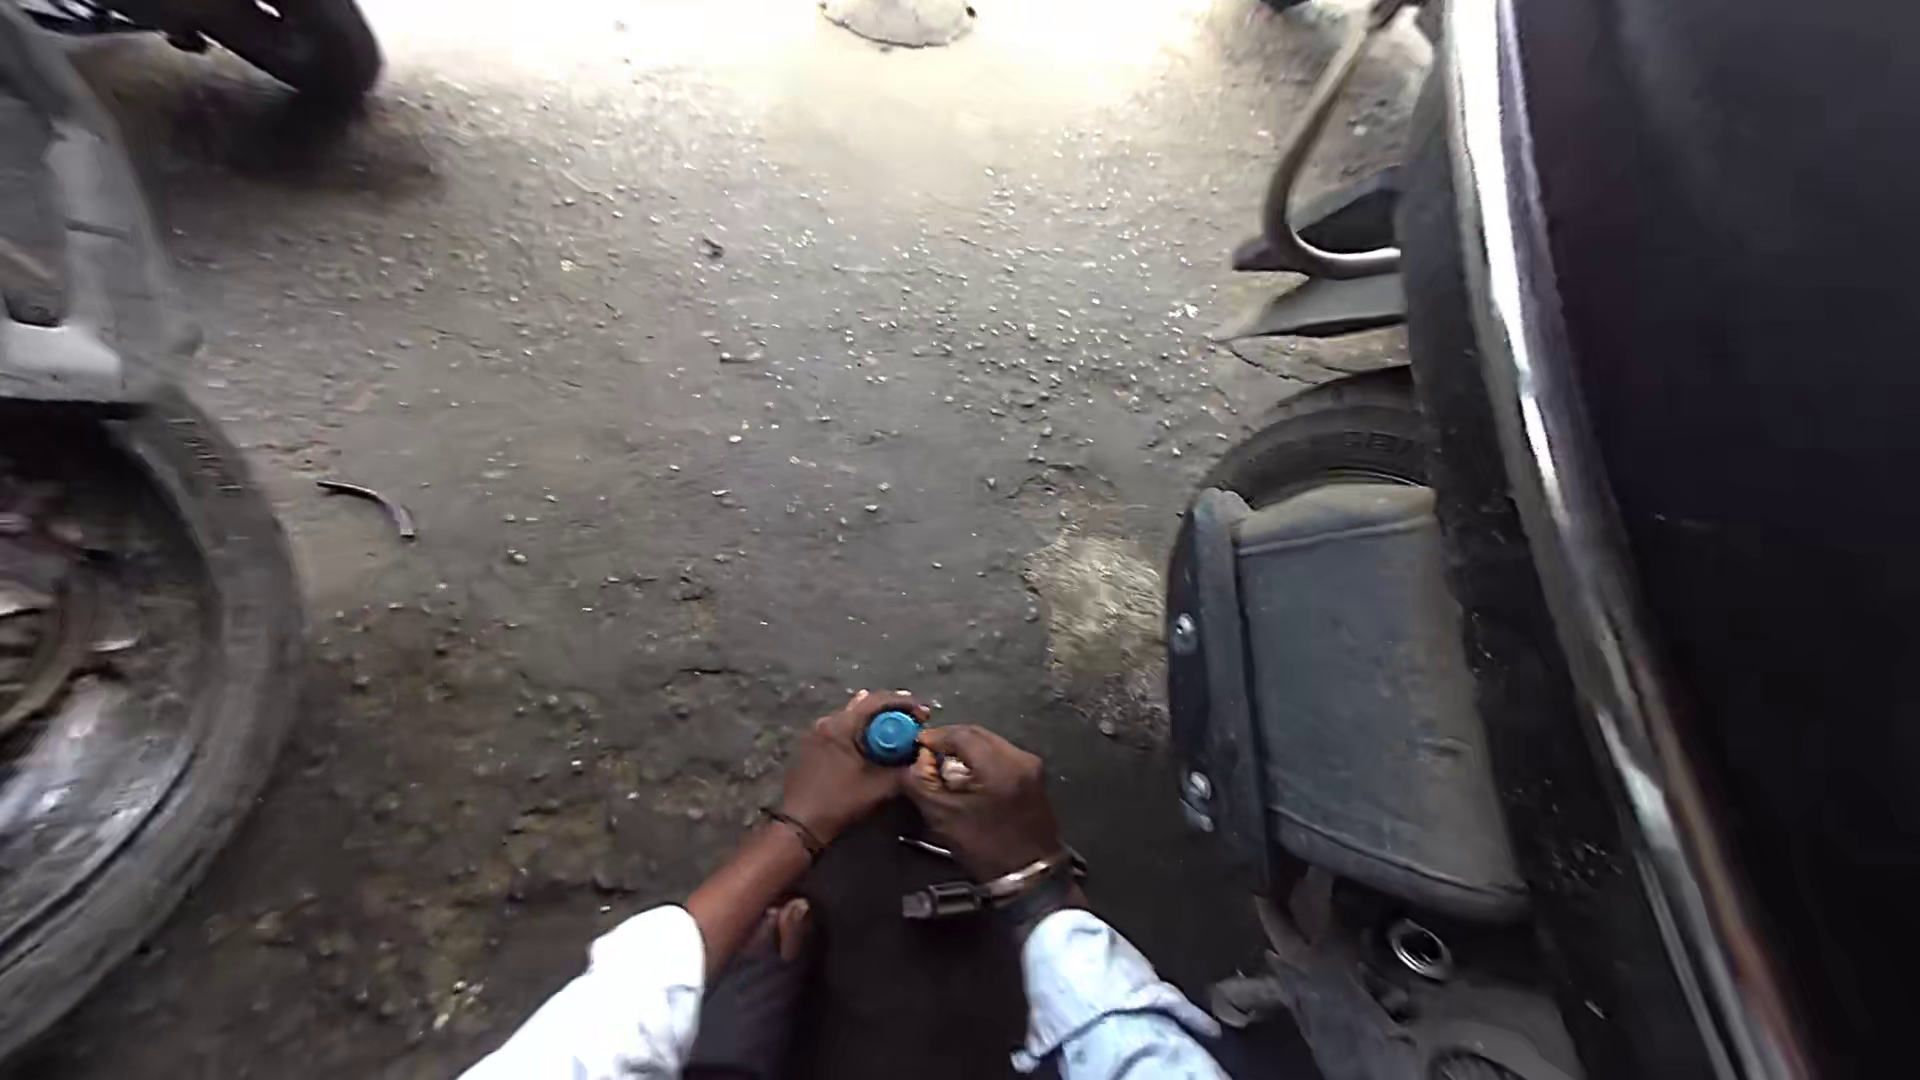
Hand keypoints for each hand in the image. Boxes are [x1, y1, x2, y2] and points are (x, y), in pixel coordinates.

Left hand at [779, 690, 925, 844]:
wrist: (799, 826)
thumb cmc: (839, 803)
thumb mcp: (878, 788)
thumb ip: (903, 771)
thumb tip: (920, 759)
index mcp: (841, 726)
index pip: (878, 701)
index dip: (905, 703)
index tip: (924, 713)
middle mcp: (827, 722)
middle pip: (865, 704)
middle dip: (892, 709)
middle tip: (914, 719)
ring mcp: (817, 732)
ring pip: (853, 715)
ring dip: (876, 720)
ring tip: (897, 729)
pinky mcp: (813, 744)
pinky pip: (843, 727)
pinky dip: (861, 730)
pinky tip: (872, 742)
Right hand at [902, 725, 1062, 879]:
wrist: (1029, 875)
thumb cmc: (985, 848)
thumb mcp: (944, 817)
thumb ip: (922, 782)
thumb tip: (916, 759)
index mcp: (999, 767)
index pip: (962, 735)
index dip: (937, 736)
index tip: (919, 744)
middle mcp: (1018, 758)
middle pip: (977, 733)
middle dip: (951, 739)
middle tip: (929, 751)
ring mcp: (1030, 763)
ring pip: (990, 741)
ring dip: (966, 747)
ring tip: (946, 762)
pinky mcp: (1034, 772)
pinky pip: (1002, 752)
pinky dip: (982, 756)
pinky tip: (969, 772)